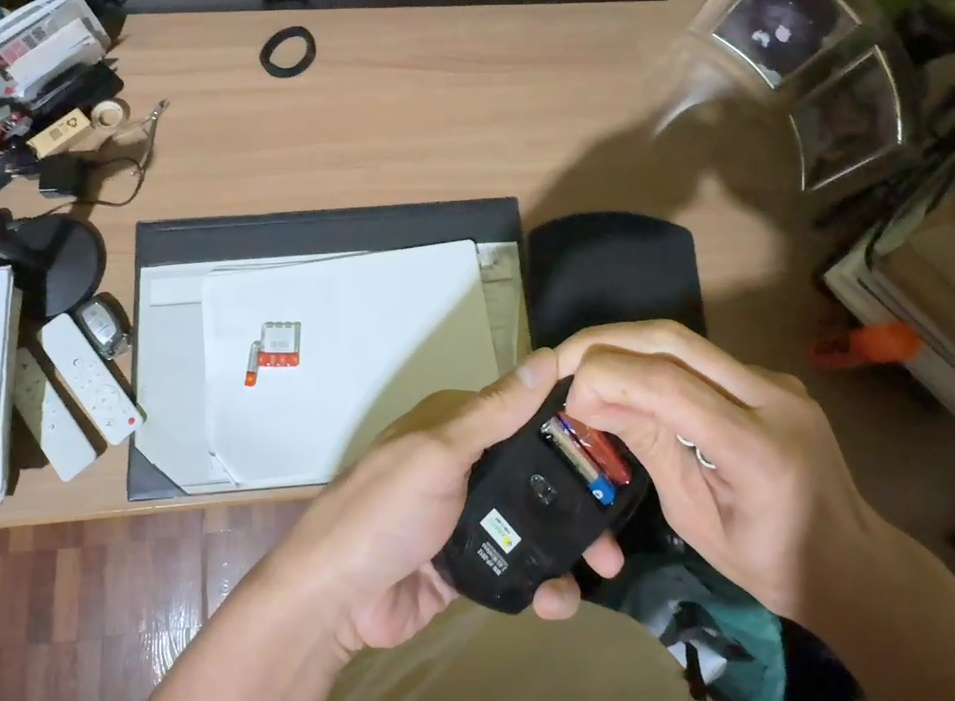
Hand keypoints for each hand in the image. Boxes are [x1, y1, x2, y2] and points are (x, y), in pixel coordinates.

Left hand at [255, 347, 623, 654]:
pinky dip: (542, 582)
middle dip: (577, 501)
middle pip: (532, 475)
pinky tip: (557, 599)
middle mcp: (462, 465)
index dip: (566, 430)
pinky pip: (515, 567)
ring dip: (568, 546)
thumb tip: (547, 356)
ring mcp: (463, 517)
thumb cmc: (386, 509)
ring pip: (529, 524)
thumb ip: (495, 410)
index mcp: (453, 426)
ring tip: (602, 568)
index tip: (615, 450)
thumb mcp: (440, 451)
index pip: (520, 415)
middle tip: (615, 532)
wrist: (339, 595)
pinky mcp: (466, 564)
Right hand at [556, 321, 888, 628]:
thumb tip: (589, 400)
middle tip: (560, 360)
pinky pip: (700, 357)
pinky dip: (653, 359)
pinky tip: (628, 381)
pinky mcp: (770, 379)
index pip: (665, 382)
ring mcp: (775, 381)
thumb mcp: (695, 518)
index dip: (605, 377)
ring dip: (625, 344)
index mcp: (755, 447)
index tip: (569, 400)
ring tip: (582, 366)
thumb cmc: (770, 561)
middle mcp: (771, 397)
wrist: (851, 563)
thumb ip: (650, 447)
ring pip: (683, 339)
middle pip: (671, 338)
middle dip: (605, 342)